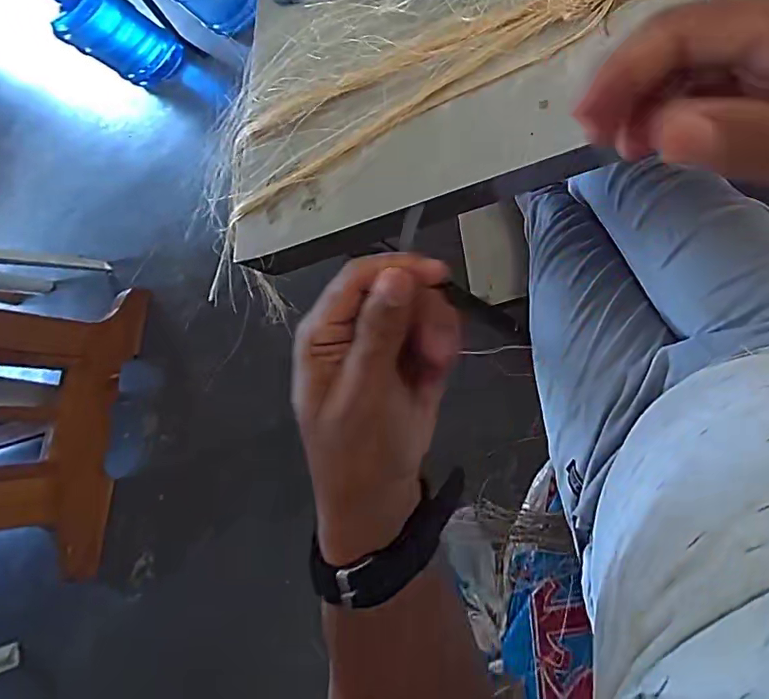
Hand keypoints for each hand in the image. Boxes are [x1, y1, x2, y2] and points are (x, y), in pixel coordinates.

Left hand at [293, 254, 460, 562]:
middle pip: (398, 287)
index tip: (439, 276)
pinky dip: (443, 343)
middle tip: (438, 350)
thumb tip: (396, 273)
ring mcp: (382, 340)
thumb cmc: (360, 452)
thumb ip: (380, 330)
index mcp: (324, 332)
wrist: (380, 500)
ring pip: (421, 304)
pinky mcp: (408, 353)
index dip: (399, 268)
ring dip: (438, 330)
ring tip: (437, 367)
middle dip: (425, 312)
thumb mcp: (368, 392)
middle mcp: (352, 328)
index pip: (359, 276)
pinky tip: (438, 370)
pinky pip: (434, 326)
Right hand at [574, 0, 768, 244]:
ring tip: (631, 149)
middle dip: (637, 85)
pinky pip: (737, 89)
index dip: (629, 71)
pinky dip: (699, 114)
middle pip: (692, 40)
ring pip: (709, 65)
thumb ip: (763, 143)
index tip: (588, 123)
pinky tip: (683, 143)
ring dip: (662, 100)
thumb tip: (662, 131)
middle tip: (602, 143)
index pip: (690, 29)